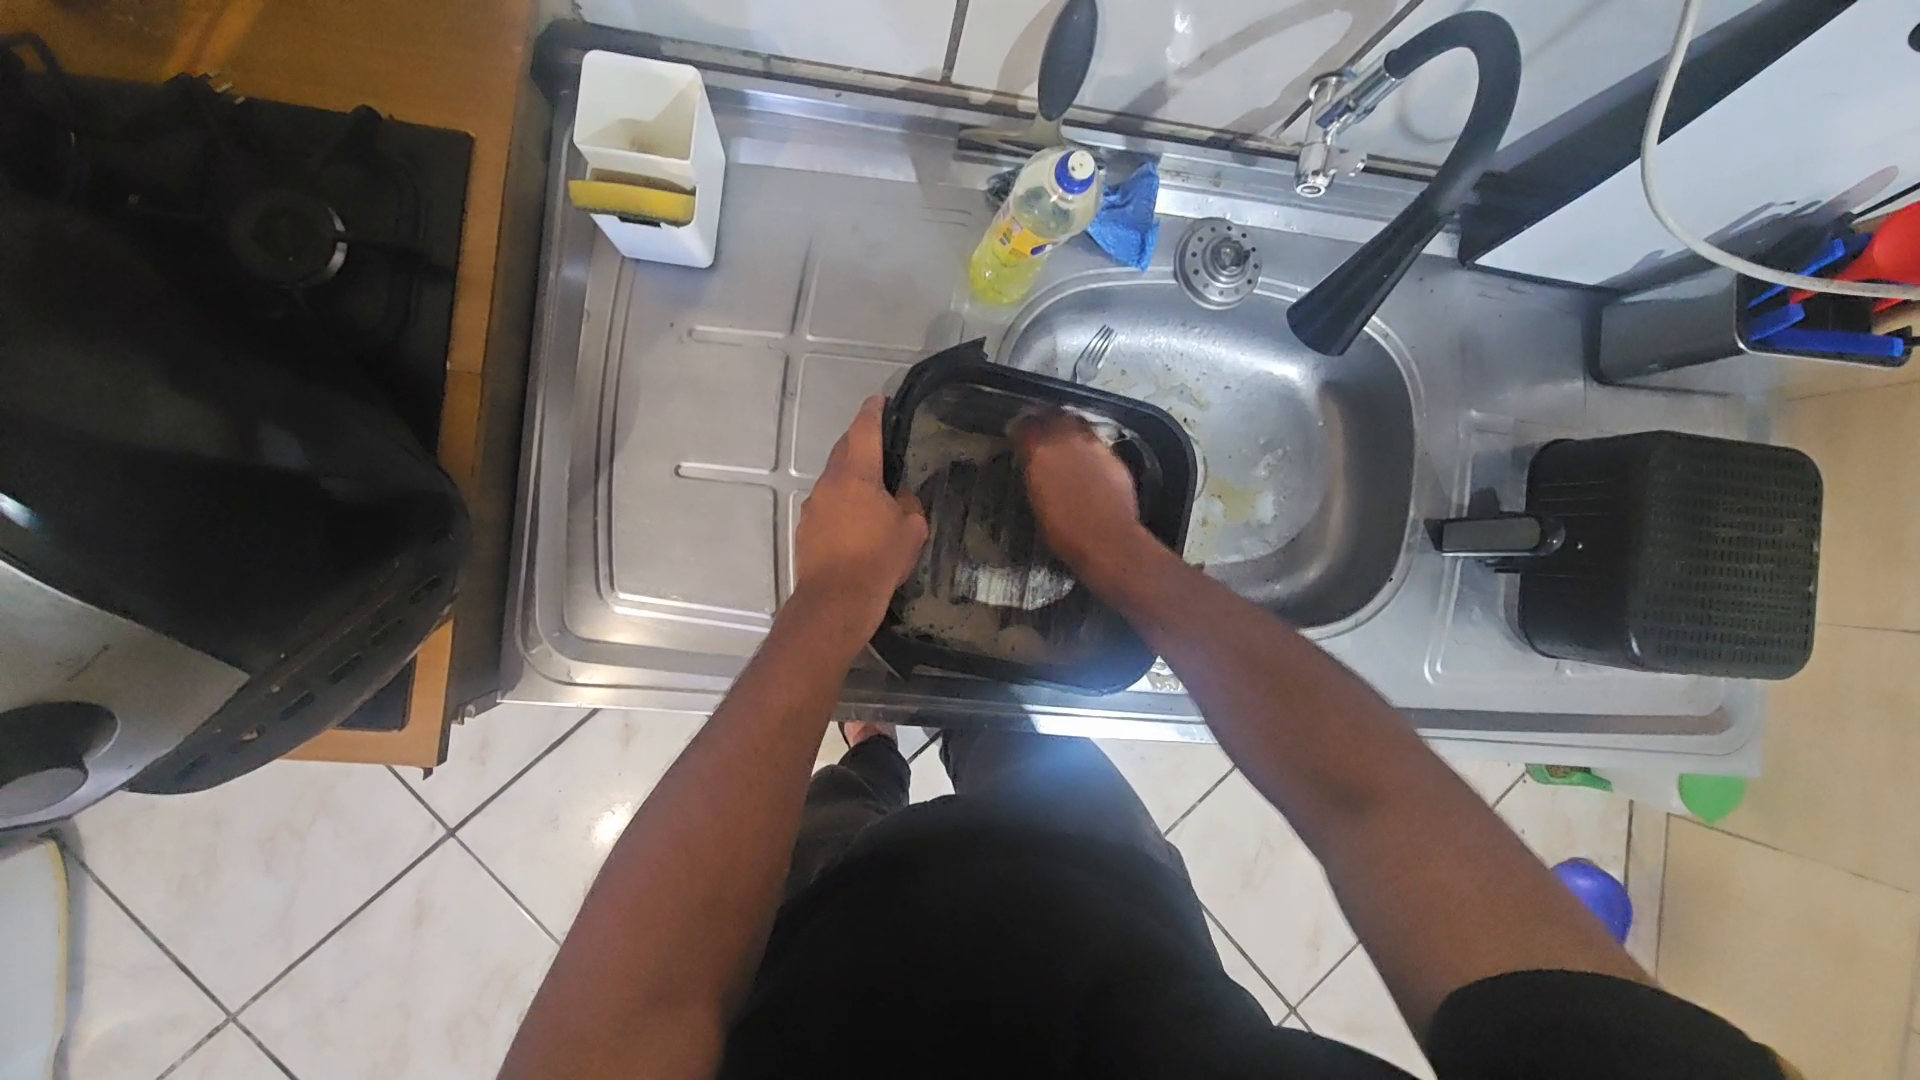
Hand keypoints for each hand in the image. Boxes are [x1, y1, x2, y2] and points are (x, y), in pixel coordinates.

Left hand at [793, 396, 928, 629]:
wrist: (836, 601)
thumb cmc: (878, 560)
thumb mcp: (911, 529)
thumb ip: (908, 503)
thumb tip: (900, 497)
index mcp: (856, 474)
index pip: (864, 430)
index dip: (873, 411)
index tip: (880, 400)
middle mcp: (829, 483)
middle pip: (844, 450)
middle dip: (860, 441)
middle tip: (880, 441)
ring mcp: (813, 506)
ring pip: (834, 479)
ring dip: (851, 476)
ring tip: (873, 488)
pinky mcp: (806, 529)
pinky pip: (828, 505)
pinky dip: (843, 504)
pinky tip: (857, 521)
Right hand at [1012, 408, 1142, 571]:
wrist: (1106, 538)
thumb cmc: (1062, 529)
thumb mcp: (1037, 499)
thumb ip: (1034, 472)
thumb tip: (1032, 461)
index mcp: (1040, 451)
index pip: (1025, 425)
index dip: (1019, 427)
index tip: (1015, 432)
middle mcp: (1068, 440)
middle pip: (1054, 415)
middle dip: (1045, 419)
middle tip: (1040, 427)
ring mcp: (1094, 445)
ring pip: (1078, 423)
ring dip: (1068, 427)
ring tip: (1064, 438)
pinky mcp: (1114, 456)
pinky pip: (1096, 442)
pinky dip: (1087, 445)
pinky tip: (1086, 459)